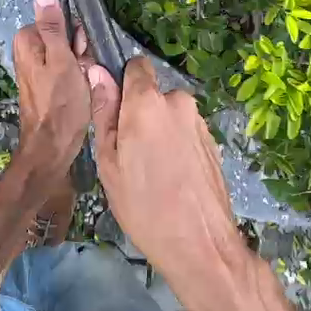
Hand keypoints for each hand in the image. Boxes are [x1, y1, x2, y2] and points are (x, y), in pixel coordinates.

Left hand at [11, 0, 90, 175]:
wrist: (53, 148)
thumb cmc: (60, 103)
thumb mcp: (62, 59)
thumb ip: (53, 26)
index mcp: (27, 40)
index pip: (59, 20)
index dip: (75, 36)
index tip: (80, 54)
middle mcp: (28, 51)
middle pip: (64, 37)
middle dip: (80, 53)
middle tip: (82, 73)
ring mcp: (37, 69)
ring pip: (69, 55)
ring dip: (82, 68)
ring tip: (84, 86)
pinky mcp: (46, 84)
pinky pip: (67, 71)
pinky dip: (78, 80)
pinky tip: (82, 94)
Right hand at [88, 56, 299, 310]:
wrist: (201, 245)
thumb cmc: (144, 204)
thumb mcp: (109, 161)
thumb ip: (104, 112)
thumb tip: (97, 72)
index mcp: (147, 101)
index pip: (136, 65)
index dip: (123, 83)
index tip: (115, 109)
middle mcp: (177, 101)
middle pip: (152, 93)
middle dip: (141, 113)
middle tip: (130, 150)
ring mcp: (199, 121)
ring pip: (170, 114)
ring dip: (161, 130)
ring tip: (153, 170)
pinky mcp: (213, 142)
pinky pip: (186, 131)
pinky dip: (177, 145)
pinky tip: (173, 177)